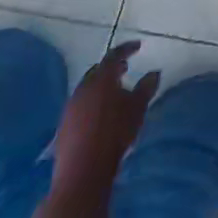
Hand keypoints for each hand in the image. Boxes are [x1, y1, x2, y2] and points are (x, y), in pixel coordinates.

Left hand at [51, 41, 159, 186]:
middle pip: (98, 71)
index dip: (127, 49)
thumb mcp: (138, 108)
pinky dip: (92, 102)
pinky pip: (80, 105)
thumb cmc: (115, 133)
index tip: (138, 46)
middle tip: (125, 69)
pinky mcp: (63, 126)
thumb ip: (146, 87)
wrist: (82, 171)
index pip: (114, 55)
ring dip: (101, 87)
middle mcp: (83, 88)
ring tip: (115, 93)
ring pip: (87, 88)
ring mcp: (70, 107)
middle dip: (112, 68)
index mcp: (101, 79)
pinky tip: (100, 114)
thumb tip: (154, 73)